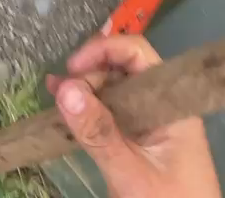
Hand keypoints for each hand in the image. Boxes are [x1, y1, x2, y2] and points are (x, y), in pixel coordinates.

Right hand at [45, 35, 221, 197]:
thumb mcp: (131, 174)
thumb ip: (99, 132)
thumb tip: (64, 87)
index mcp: (171, 105)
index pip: (139, 54)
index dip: (104, 51)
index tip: (72, 67)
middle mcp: (160, 107)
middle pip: (122, 69)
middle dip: (89, 73)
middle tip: (62, 93)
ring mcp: (148, 125)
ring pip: (113, 90)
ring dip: (84, 89)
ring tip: (53, 94)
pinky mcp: (136, 143)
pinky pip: (109, 115)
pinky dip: (86, 110)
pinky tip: (62, 108)